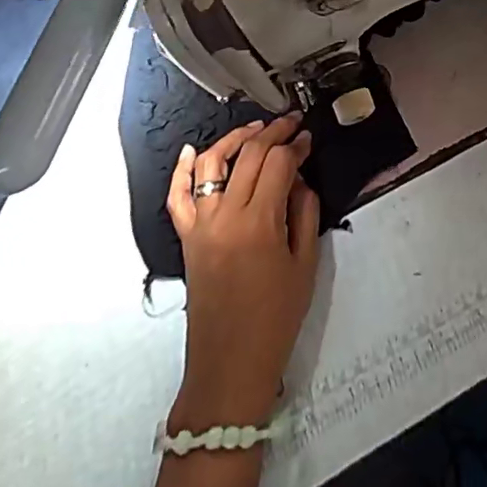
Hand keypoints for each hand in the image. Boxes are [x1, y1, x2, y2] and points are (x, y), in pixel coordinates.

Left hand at [165, 114, 320, 429]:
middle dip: (272, 133)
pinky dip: (184, 170)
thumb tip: (299, 180)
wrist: (230, 362)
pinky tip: (194, 151)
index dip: (296, 146)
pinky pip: (178, 197)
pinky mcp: (187, 238)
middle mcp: (225, 218)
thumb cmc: (275, 317)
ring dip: (234, 140)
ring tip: (255, 128)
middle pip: (248, 157)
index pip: (278, 165)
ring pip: (211, 165)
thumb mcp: (305, 263)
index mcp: (259, 224)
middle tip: (291, 124)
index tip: (308, 139)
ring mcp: (200, 227)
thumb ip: (305, 213)